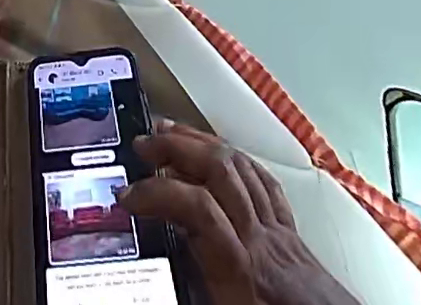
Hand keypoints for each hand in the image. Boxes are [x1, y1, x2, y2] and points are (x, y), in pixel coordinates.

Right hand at [118, 122, 356, 304]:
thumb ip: (188, 289)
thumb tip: (146, 285)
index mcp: (243, 272)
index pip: (196, 209)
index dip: (157, 193)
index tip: (127, 196)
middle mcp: (262, 242)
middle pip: (219, 171)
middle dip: (176, 148)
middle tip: (143, 145)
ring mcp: (280, 233)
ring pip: (241, 167)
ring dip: (201, 142)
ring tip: (170, 132)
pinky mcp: (293, 235)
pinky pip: (264, 181)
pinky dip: (235, 158)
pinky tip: (218, 152)